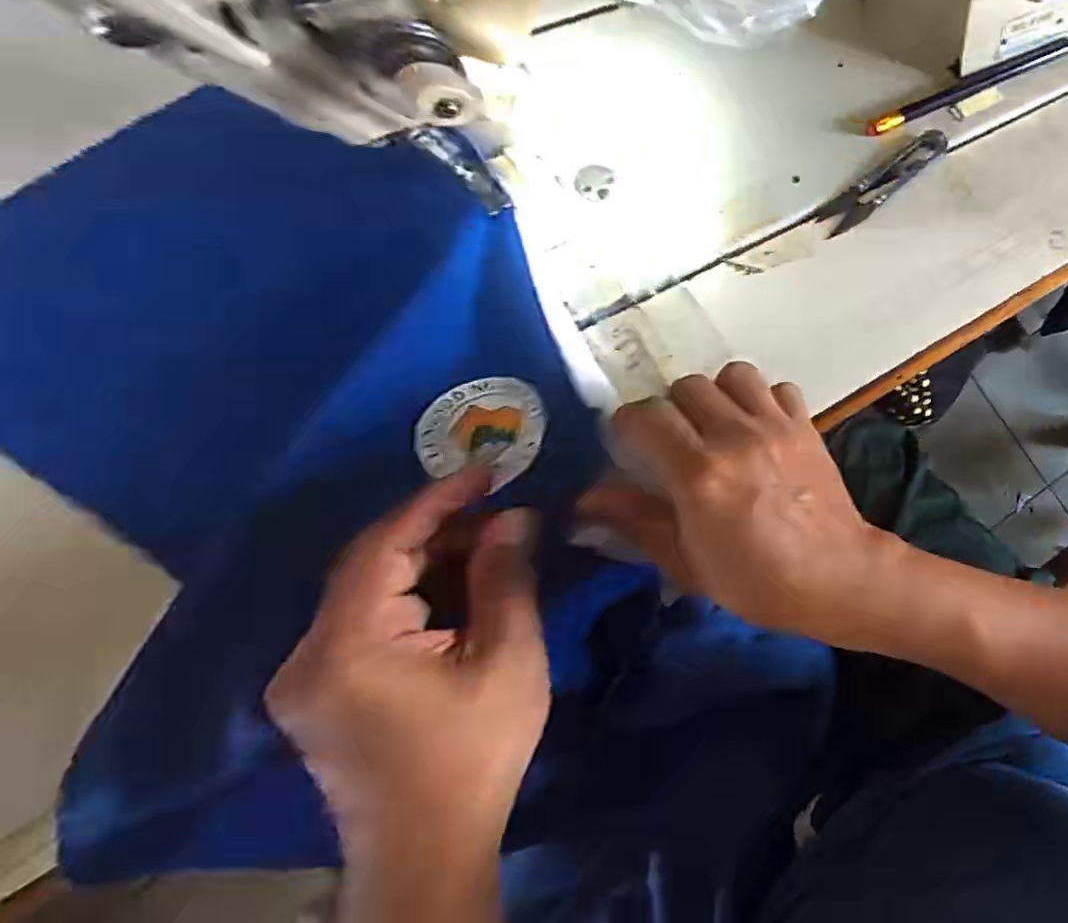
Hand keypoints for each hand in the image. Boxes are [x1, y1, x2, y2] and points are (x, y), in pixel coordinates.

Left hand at [266, 466, 548, 862]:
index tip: (489, 471)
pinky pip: (367, 617)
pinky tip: (462, 586)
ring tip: (494, 543)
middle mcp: (307, 655)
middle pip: (370, 565)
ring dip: (430, 559)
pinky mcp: (322, 690)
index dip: (436, 500)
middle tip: (505, 513)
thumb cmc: (477, 748)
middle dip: (439, 529)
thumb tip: (514, 517)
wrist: (430, 841)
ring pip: (368, 590)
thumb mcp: (509, 657)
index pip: (382, 547)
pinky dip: (416, 591)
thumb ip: (505, 580)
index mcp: (347, 646)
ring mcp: (307, 675)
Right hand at [577, 362, 892, 644]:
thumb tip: (587, 497)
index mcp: (700, 474)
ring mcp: (777, 427)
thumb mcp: (686, 562)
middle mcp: (737, 438)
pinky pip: (780, 388)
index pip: (645, 416)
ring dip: (719, 394)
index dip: (628, 426)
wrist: (834, 574)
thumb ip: (637, 520)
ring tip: (720, 426)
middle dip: (672, 408)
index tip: (630, 445)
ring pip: (734, 375)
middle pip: (687, 386)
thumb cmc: (756, 581)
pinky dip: (765, 400)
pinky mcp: (807, 426)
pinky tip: (761, 428)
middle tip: (677, 440)